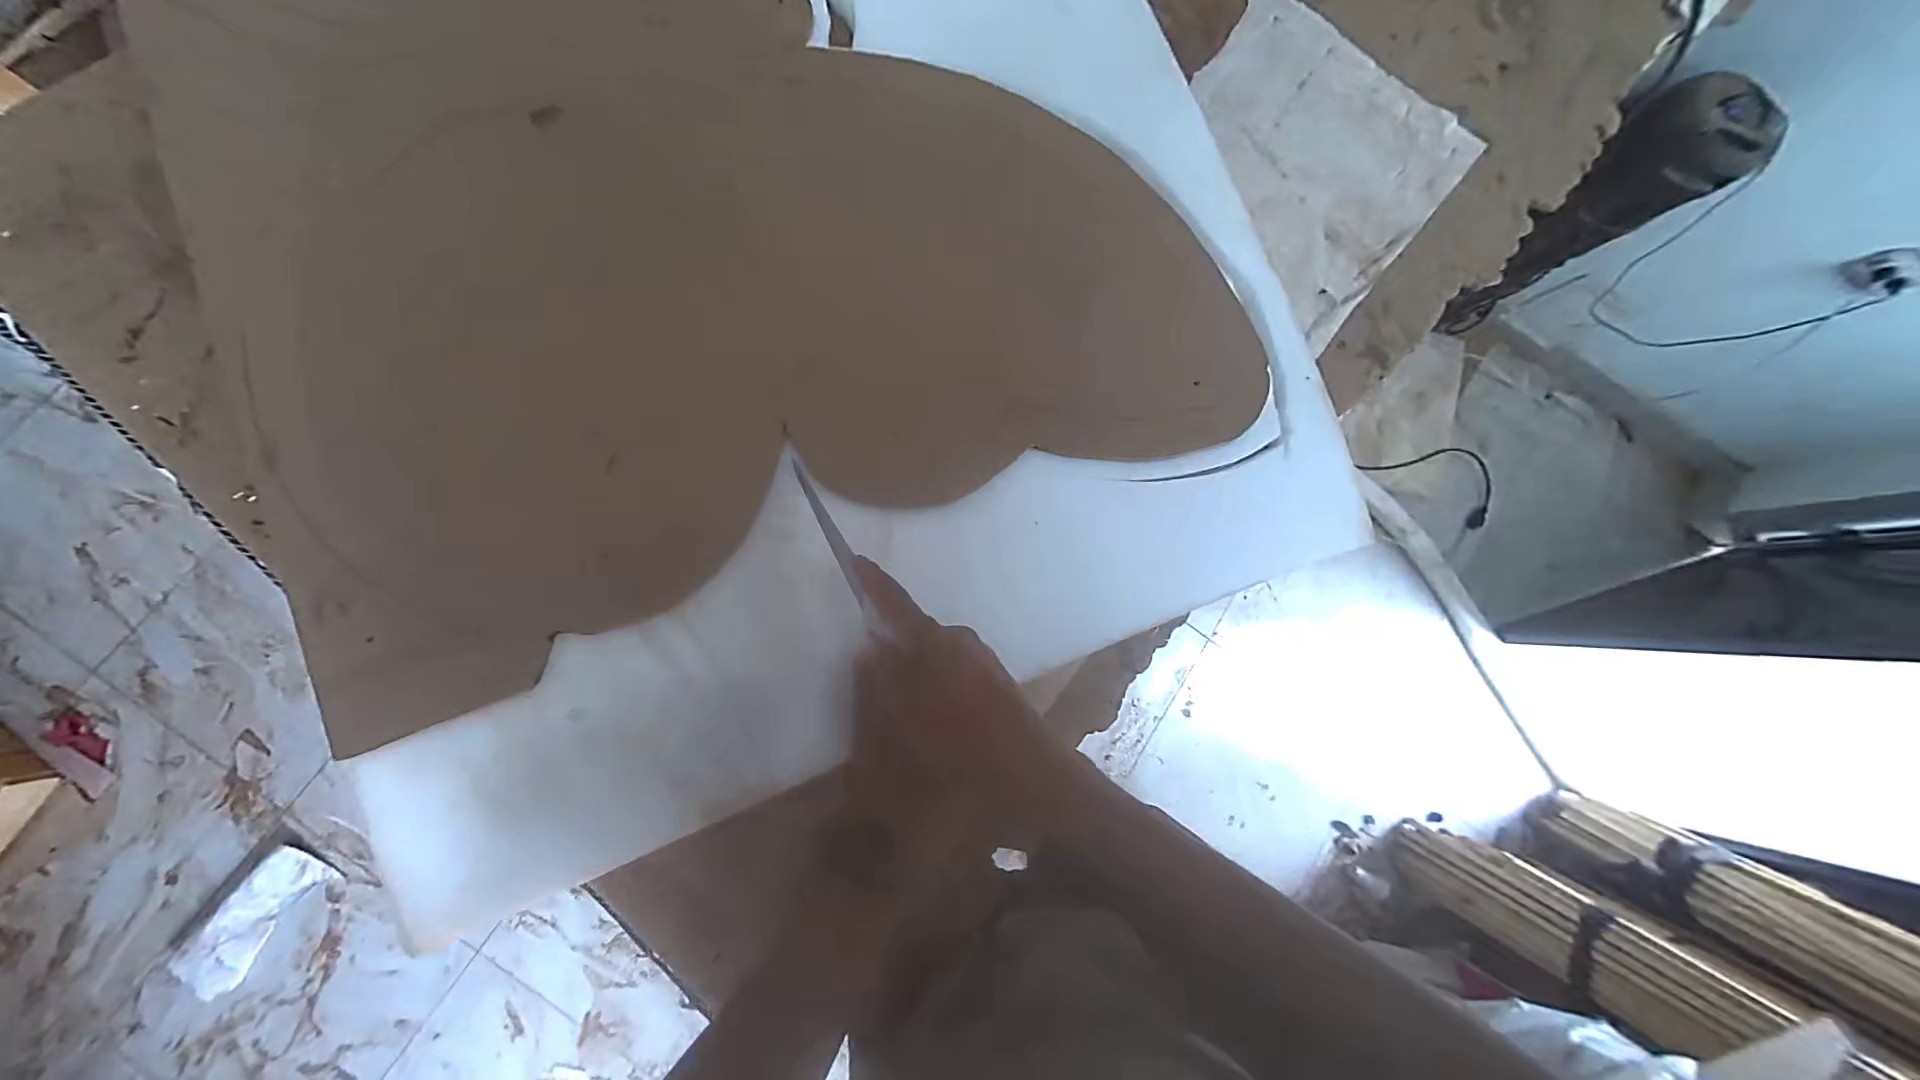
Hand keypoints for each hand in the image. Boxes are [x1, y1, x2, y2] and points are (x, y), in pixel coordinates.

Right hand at [851, 557, 1073, 827]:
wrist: (1033, 787)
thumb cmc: (954, 764)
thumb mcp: (894, 737)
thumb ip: (875, 690)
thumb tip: (868, 652)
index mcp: (931, 646)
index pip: (895, 603)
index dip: (873, 583)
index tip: (856, 560)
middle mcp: (960, 643)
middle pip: (914, 632)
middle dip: (889, 644)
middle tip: (864, 669)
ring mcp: (983, 662)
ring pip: (935, 655)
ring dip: (914, 672)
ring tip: (895, 707)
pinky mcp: (998, 684)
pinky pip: (954, 672)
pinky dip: (935, 685)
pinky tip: (930, 721)